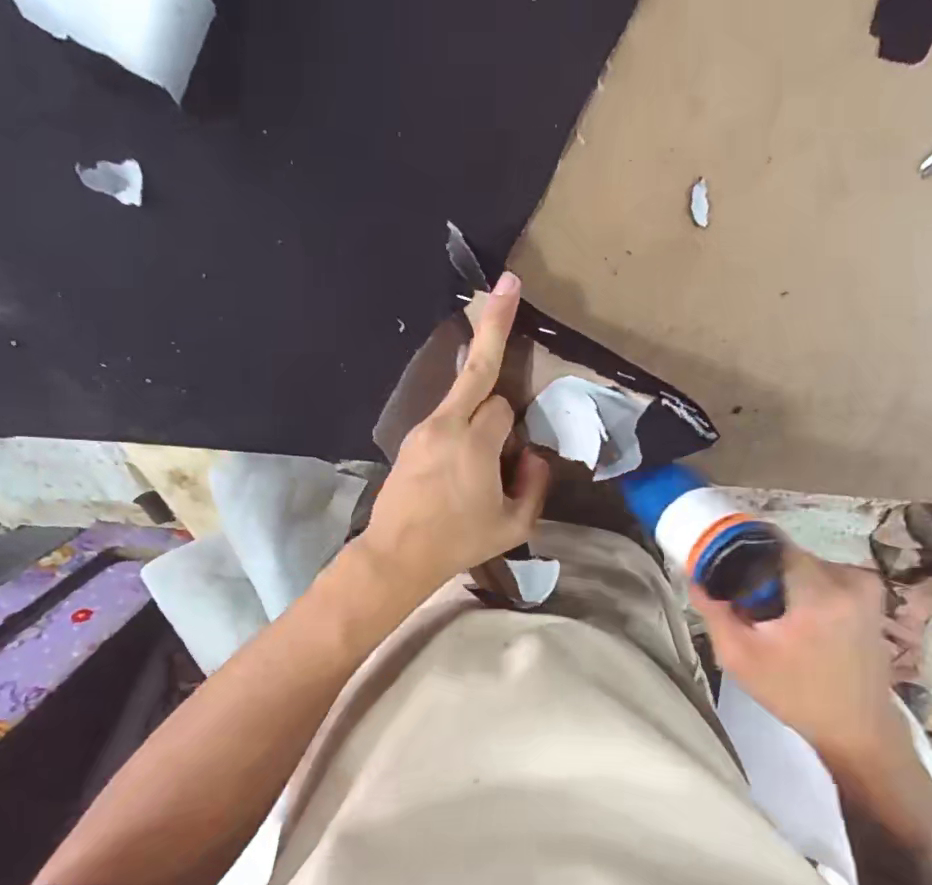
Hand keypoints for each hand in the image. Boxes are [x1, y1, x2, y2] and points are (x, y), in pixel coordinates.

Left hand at [356, 272, 550, 594]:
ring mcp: (421, 430)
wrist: (396, 555)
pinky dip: (459, 423)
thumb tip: (533, 455)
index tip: (514, 455)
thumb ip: (535, 486)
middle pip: (476, 367)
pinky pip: (443, 417)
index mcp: (474, 444)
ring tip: (482, 440)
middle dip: (495, 325)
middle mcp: (445, 425)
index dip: (515, 426)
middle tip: (507, 282)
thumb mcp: (513, 526)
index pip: (504, 407)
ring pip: (459, 394)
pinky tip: (458, 460)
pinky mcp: (408, 441)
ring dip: (478, 400)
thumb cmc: (458, 543)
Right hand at [693, 539, 902, 759]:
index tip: (721, 571)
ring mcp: (866, 587)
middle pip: (786, 555)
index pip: (771, 544)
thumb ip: (713, 610)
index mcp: (820, 592)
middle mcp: (850, 579)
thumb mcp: (739, 656)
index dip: (740, 552)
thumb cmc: (794, 694)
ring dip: (780, 582)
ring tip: (768, 618)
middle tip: (743, 605)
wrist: (857, 727)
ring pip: (803, 565)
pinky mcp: (872, 597)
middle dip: (759, 574)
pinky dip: (802, 590)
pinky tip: (794, 623)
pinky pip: (823, 577)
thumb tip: (693, 574)